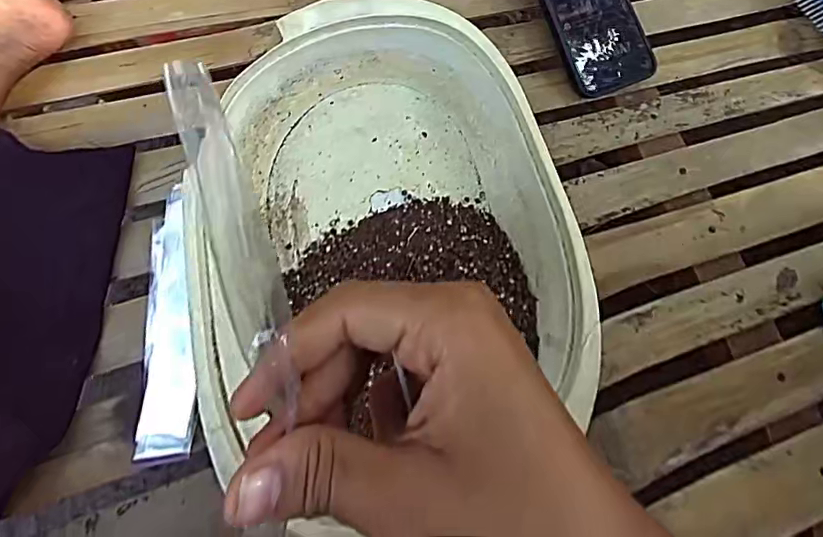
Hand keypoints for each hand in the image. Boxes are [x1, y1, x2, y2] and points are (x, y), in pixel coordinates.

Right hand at [224, 281, 665, 536]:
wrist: (581, 536)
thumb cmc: (515, 508)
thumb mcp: (404, 495)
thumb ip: (317, 475)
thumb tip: (242, 481)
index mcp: (449, 318)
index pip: (345, 309)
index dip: (286, 357)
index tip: (244, 415)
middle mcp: (458, 312)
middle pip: (357, 328)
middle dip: (309, 391)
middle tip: (272, 460)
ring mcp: (466, 337)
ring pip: (374, 352)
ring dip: (334, 405)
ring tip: (309, 466)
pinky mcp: (468, 367)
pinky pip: (400, 372)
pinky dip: (367, 411)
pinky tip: (358, 456)